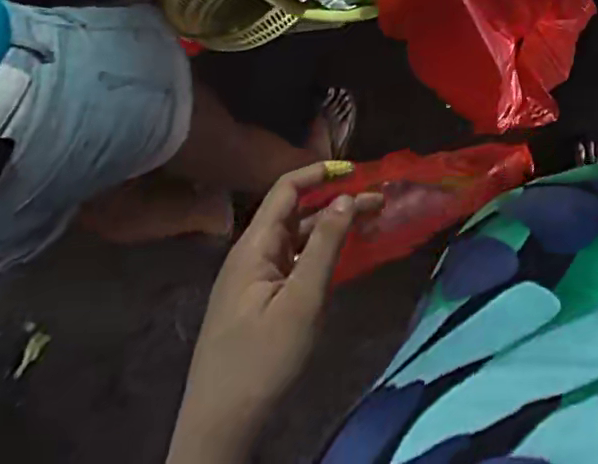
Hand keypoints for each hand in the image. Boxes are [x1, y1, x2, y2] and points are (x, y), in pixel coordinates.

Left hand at [167, 162, 381, 463]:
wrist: (219, 426)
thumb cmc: (261, 360)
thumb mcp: (301, 302)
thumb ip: (325, 247)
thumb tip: (346, 198)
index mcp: (254, 246)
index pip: (286, 189)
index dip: (319, 173)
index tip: (356, 172)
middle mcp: (252, 254)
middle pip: (296, 213)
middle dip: (336, 201)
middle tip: (378, 202)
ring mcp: (255, 279)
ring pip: (297, 239)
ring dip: (331, 228)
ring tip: (370, 224)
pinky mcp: (261, 301)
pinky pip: (294, 264)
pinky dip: (321, 254)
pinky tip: (344, 257)